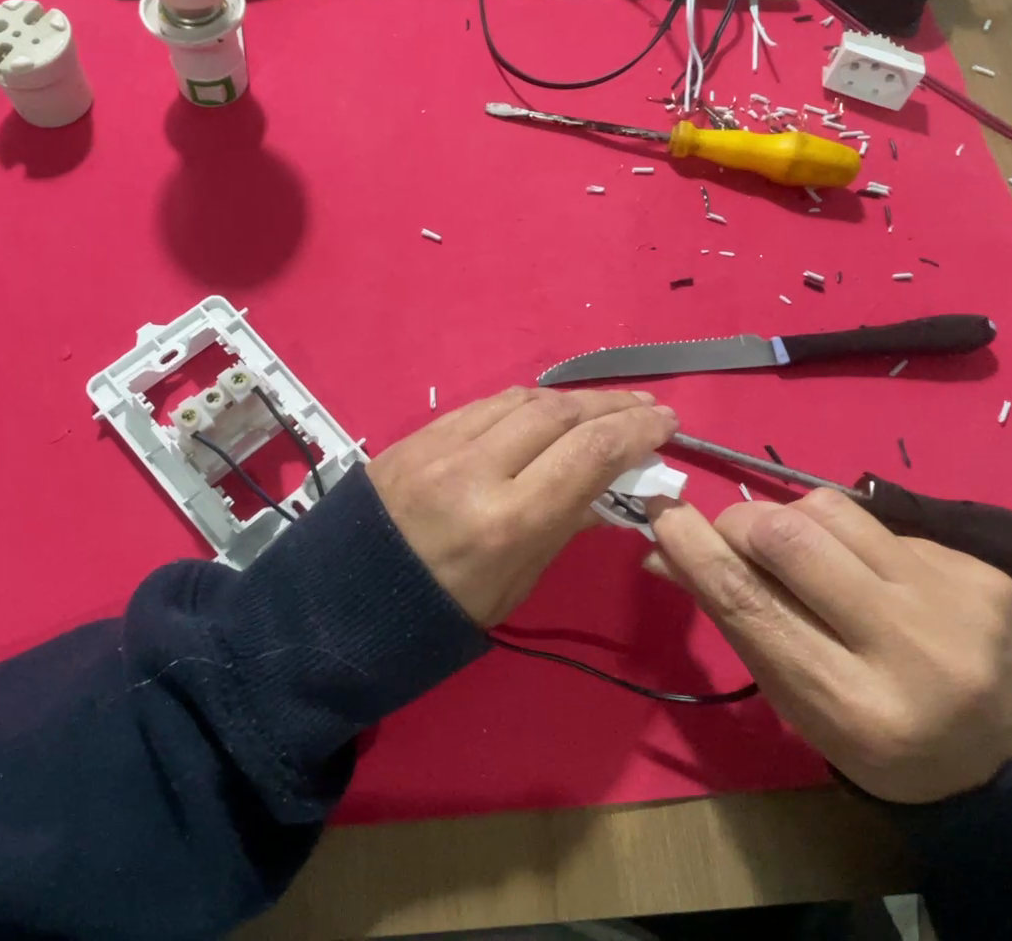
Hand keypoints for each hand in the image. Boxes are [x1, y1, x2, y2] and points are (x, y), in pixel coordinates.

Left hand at [368, 387, 678, 626]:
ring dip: (571, 398)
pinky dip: (525, 403)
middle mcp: (476, 471)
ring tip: (603, 405)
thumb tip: (607, 488)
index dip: (637, 432)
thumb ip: (562, 527)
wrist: (345, 599)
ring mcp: (440, 445)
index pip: (590, 454)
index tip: (666, 423)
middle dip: (612, 405)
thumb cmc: (440, 612)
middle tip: (646, 407)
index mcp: (507, 522)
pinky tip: (545, 409)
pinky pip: (484, 404)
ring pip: (522, 400)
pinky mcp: (417, 434)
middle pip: (560, 415)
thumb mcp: (514, 586)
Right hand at [648, 490, 1011, 803]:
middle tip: (732, 534)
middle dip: (741, 523)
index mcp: (851, 706)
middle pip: (790, 542)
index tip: (661, 511)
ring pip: (834, 511)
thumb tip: (662, 552)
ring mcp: (958, 603)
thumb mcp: (798, 699)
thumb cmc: (877, 739)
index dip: (696, 550)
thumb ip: (736, 620)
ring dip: (793, 519)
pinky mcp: (987, 571)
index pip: (752, 605)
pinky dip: (853, 539)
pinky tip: (868, 573)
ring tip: (801, 552)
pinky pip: (885, 523)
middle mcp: (911, 650)